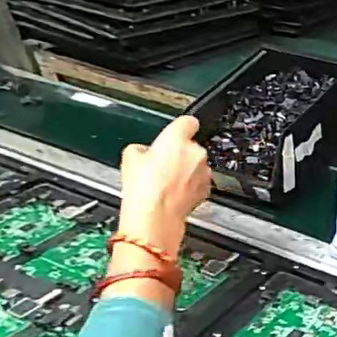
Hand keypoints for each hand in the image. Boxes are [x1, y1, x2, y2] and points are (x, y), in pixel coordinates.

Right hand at [117, 115, 210, 253]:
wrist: (156, 215)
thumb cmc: (143, 187)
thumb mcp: (129, 158)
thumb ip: (141, 148)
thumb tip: (144, 152)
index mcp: (177, 138)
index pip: (188, 121)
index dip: (181, 127)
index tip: (177, 132)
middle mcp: (195, 151)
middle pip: (190, 146)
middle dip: (179, 154)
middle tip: (161, 166)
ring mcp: (204, 170)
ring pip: (196, 165)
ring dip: (186, 170)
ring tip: (165, 183)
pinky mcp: (207, 187)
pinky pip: (199, 181)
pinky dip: (190, 185)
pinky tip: (174, 193)